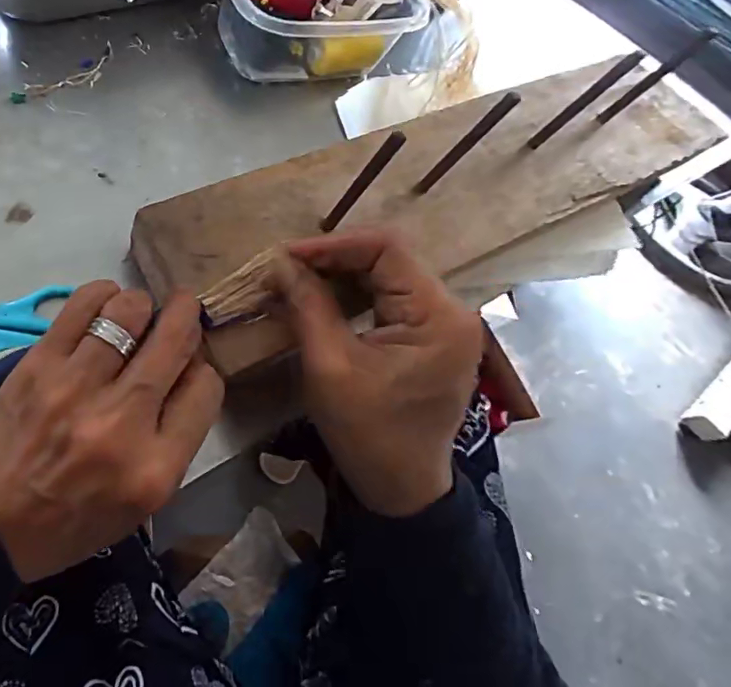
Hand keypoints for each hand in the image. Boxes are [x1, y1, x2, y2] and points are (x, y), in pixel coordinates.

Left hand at [0, 282, 223, 582]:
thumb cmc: (77, 516)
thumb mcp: (143, 501)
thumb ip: (172, 438)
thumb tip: (186, 369)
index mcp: (154, 467)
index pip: (204, 389)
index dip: (203, 367)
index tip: (192, 362)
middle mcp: (120, 421)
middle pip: (172, 344)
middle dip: (185, 316)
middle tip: (184, 303)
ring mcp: (75, 386)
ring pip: (126, 314)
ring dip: (141, 303)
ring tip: (138, 308)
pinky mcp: (39, 363)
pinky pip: (80, 307)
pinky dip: (101, 293)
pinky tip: (106, 299)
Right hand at [265, 229, 481, 517]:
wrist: (401, 486)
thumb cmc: (368, 430)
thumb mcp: (329, 364)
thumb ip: (308, 304)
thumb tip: (281, 263)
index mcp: (438, 316)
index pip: (386, 249)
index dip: (331, 244)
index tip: (285, 256)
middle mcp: (449, 311)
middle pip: (386, 257)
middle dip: (329, 258)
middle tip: (282, 269)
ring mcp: (441, 323)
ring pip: (383, 273)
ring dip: (335, 272)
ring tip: (292, 280)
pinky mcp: (427, 335)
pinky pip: (385, 295)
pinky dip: (348, 291)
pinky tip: (316, 297)